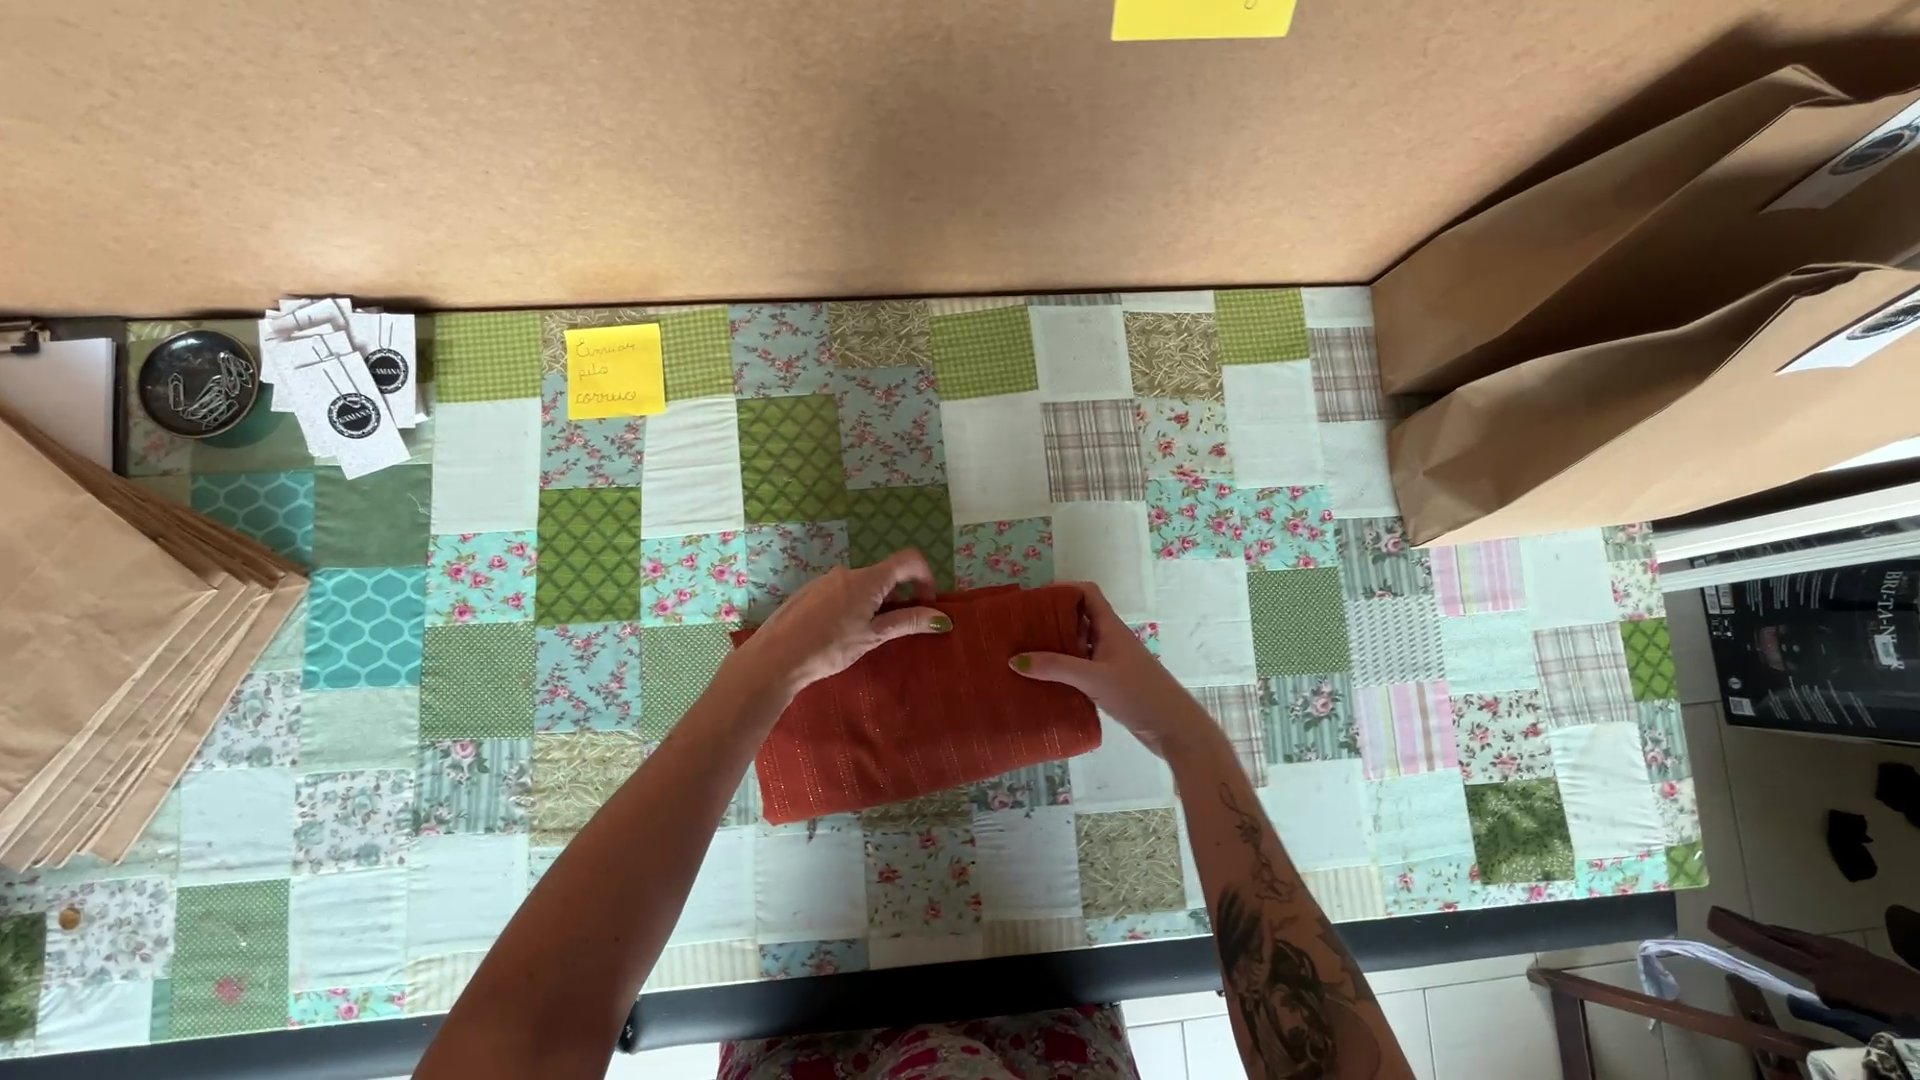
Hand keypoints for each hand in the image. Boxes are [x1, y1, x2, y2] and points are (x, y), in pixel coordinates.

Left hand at [731, 549, 950, 695]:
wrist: (774, 658)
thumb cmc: (829, 648)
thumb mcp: (873, 636)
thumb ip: (907, 622)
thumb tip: (942, 618)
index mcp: (868, 579)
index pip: (909, 560)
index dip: (927, 578)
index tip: (928, 605)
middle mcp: (847, 572)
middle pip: (885, 576)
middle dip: (900, 598)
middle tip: (897, 629)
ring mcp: (825, 581)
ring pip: (862, 586)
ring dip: (875, 605)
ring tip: (865, 637)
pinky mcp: (808, 594)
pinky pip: (841, 593)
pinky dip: (853, 607)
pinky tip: (839, 636)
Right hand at [1008, 582, 1219, 758]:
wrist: (1173, 727)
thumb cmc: (1137, 692)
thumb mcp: (1092, 677)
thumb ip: (1055, 668)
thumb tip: (1014, 660)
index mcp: (1110, 627)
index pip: (1087, 593)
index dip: (1063, 590)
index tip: (1036, 599)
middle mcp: (1111, 639)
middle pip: (1079, 618)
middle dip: (1052, 619)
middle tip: (1022, 628)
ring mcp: (1112, 662)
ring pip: (1080, 645)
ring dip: (1057, 647)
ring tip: (1026, 654)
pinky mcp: (1111, 683)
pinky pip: (1082, 667)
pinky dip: (1064, 669)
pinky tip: (1046, 681)